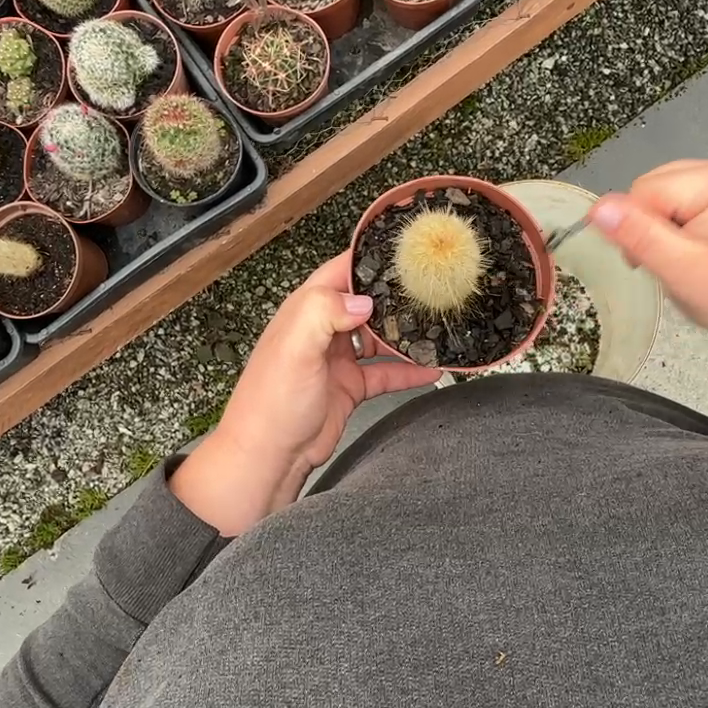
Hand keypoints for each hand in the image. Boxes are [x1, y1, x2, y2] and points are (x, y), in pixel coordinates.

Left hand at [170, 253, 440, 534]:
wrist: (269, 457)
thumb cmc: (273, 401)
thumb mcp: (295, 349)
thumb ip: (324, 314)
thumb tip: (365, 301)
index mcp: (306, 311)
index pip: (340, 271)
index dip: (369, 258)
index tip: (405, 250)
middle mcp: (322, 330)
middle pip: (365, 302)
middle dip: (396, 296)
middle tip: (433, 290)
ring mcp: (337, 360)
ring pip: (378, 337)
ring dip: (405, 334)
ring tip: (439, 327)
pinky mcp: (350, 387)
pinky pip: (385, 373)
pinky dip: (408, 371)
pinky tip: (433, 369)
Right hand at [587, 159, 707, 348]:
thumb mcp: (680, 269)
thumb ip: (638, 235)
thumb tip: (597, 207)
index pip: (645, 190)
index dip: (635, 228)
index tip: (648, 264)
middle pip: (654, 188)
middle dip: (649, 227)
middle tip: (670, 266)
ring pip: (664, 198)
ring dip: (661, 230)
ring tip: (682, 263)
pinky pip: (682, 206)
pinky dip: (676, 231)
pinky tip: (693, 255)